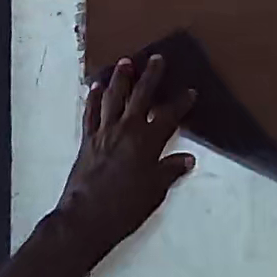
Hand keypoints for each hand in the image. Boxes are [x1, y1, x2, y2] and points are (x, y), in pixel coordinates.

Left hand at [50, 54, 197, 264]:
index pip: (169, 116)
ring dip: (121, 78)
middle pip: (141, 96)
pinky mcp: (87, 138)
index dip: (181, 103)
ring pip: (114, 97)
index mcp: (146, 141)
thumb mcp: (154, 192)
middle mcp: (126, 129)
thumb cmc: (125, 207)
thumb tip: (188, 159)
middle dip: (151, 76)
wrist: (86, 218)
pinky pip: (91, 112)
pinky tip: (96, 86)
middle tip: (157, 58)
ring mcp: (104, 131)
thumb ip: (170, 171)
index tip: (191, 91)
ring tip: (125, 62)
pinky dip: (94, 97)